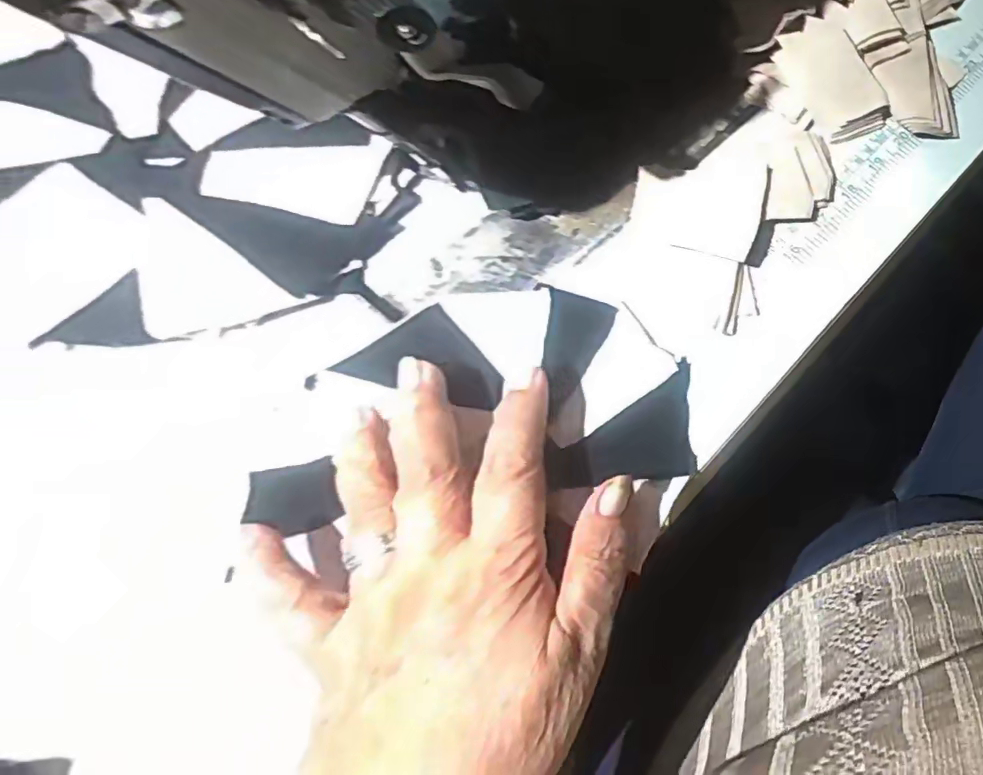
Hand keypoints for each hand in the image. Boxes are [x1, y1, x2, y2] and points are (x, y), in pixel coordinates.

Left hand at [240, 358, 659, 774]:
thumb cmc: (516, 728)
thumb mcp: (582, 646)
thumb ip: (600, 561)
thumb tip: (617, 487)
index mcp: (496, 567)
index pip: (512, 472)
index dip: (521, 417)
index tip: (525, 374)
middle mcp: (429, 572)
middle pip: (427, 480)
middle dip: (425, 417)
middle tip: (413, 368)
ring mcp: (371, 611)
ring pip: (363, 520)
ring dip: (359, 463)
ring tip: (352, 416)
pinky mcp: (330, 656)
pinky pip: (292, 606)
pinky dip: (269, 567)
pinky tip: (251, 534)